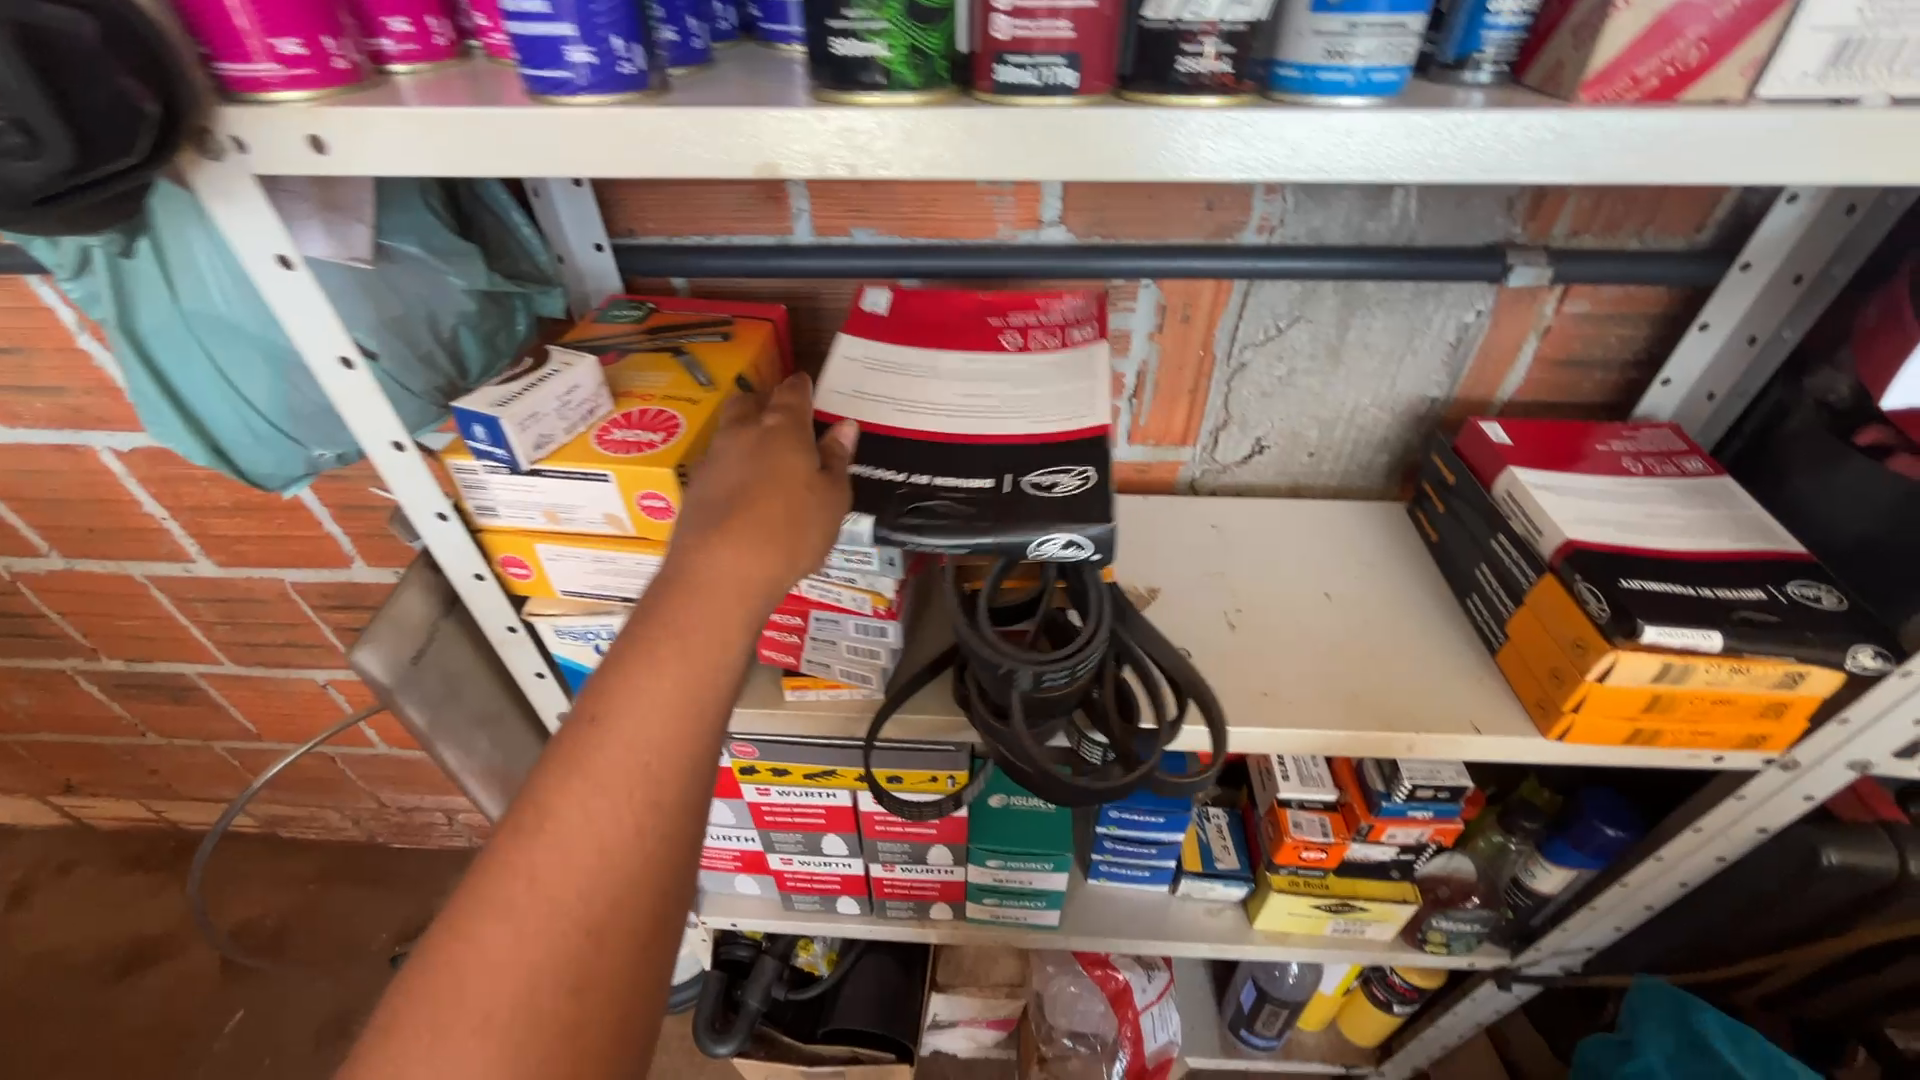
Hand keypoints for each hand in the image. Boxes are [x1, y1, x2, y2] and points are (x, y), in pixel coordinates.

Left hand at [667, 372, 857, 608]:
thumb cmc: (792, 530)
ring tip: (763, 453)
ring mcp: (714, 458)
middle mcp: (744, 432)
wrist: (722, 570)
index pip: (792, 392)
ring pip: (729, 430)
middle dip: (765, 401)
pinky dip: (733, 465)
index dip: (801, 386)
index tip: (806, 384)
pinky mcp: (695, 487)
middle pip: (750, 401)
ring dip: (745, 432)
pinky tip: (743, 488)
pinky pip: (718, 463)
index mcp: (783, 428)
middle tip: (781, 414)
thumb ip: (836, 459)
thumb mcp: (832, 498)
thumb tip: (845, 426)